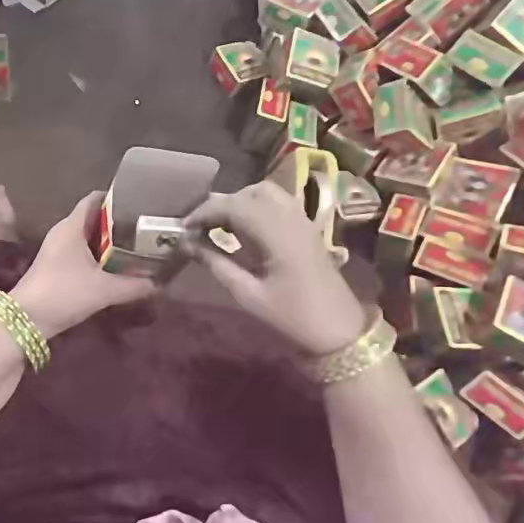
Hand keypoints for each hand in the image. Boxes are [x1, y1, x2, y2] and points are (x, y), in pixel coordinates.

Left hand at [8, 192, 157, 336]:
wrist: (26, 319)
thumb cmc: (64, 293)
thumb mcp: (105, 290)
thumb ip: (134, 285)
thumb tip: (159, 284)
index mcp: (71, 226)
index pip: (94, 199)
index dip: (116, 199)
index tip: (139, 206)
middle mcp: (63, 232)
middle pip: (94, 219)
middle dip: (118, 224)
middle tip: (144, 231)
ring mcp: (57, 250)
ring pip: (88, 238)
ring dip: (109, 243)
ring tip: (136, 249)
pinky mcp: (55, 267)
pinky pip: (81, 253)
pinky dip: (98, 257)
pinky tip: (115, 269)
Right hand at [186, 182, 366, 355]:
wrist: (339, 330)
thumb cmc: (292, 317)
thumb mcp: (248, 294)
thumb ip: (216, 264)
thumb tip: (188, 244)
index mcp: (277, 234)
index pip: (234, 205)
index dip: (205, 212)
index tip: (184, 227)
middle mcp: (291, 218)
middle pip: (249, 193)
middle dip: (220, 205)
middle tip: (198, 227)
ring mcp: (303, 220)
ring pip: (266, 193)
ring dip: (239, 202)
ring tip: (219, 225)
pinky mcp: (307, 228)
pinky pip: (279, 203)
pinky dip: (256, 207)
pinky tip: (243, 228)